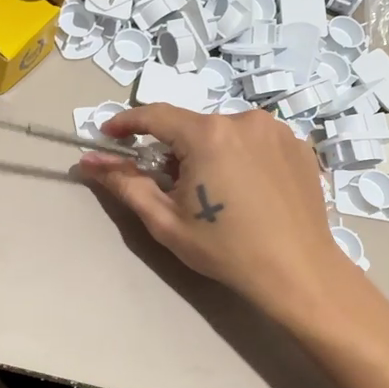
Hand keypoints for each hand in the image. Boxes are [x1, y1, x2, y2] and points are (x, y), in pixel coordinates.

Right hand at [80, 105, 358, 327]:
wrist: (299, 271)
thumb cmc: (226, 249)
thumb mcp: (165, 220)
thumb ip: (125, 184)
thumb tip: (89, 161)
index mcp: (208, 135)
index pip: (155, 115)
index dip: (126, 123)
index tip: (108, 136)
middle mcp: (244, 120)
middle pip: (192, 126)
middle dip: (174, 149)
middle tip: (171, 187)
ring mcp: (276, 130)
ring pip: (224, 132)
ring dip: (209, 152)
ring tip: (214, 193)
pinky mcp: (299, 145)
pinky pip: (255, 141)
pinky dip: (240, 157)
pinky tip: (245, 191)